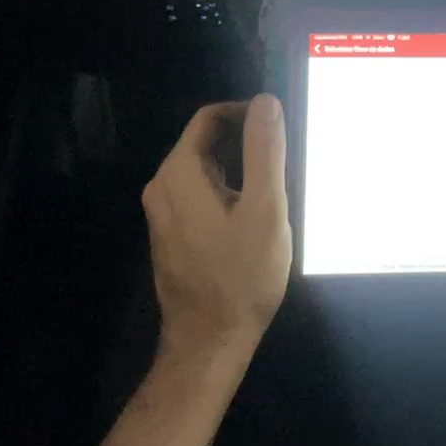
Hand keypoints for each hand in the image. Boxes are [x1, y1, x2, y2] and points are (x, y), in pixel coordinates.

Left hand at [143, 96, 291, 357]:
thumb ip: (264, 151)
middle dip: (244, 141)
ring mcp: (163, 213)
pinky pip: (199, 193)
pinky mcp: (171, 233)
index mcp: (179, 174)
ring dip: (238, 167)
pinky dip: (226, 190)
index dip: (245, 113)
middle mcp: (162, 187)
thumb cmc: (241, 276)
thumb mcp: (265, 209)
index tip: (278, 128)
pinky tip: (252, 216)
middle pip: (204, 141)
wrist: (208, 345)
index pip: (208, 118)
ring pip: (204, 168)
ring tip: (274, 189)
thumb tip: (265, 101)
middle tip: (283, 162)